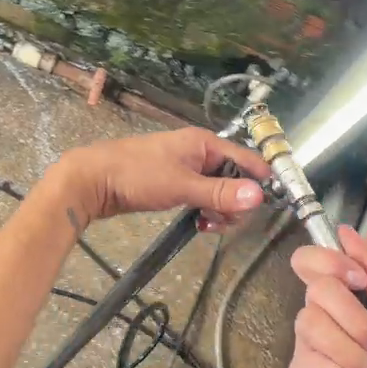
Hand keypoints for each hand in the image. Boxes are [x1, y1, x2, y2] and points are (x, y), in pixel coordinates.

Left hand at [44, 127, 270, 229]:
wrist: (93, 180)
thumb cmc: (137, 175)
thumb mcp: (181, 185)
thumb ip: (219, 192)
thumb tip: (260, 195)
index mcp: (204, 143)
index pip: (247, 159)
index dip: (261, 181)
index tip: (273, 206)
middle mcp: (199, 152)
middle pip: (236, 179)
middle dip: (235, 203)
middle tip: (221, 220)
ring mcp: (187, 169)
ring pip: (220, 192)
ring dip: (220, 210)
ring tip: (206, 224)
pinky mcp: (176, 185)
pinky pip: (203, 197)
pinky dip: (205, 211)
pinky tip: (197, 224)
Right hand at [288, 225, 366, 367]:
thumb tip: (346, 229)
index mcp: (344, 300)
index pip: (310, 261)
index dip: (330, 263)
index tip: (359, 283)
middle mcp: (321, 318)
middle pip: (315, 291)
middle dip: (355, 321)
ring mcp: (309, 349)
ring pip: (312, 327)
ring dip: (355, 356)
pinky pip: (314, 365)